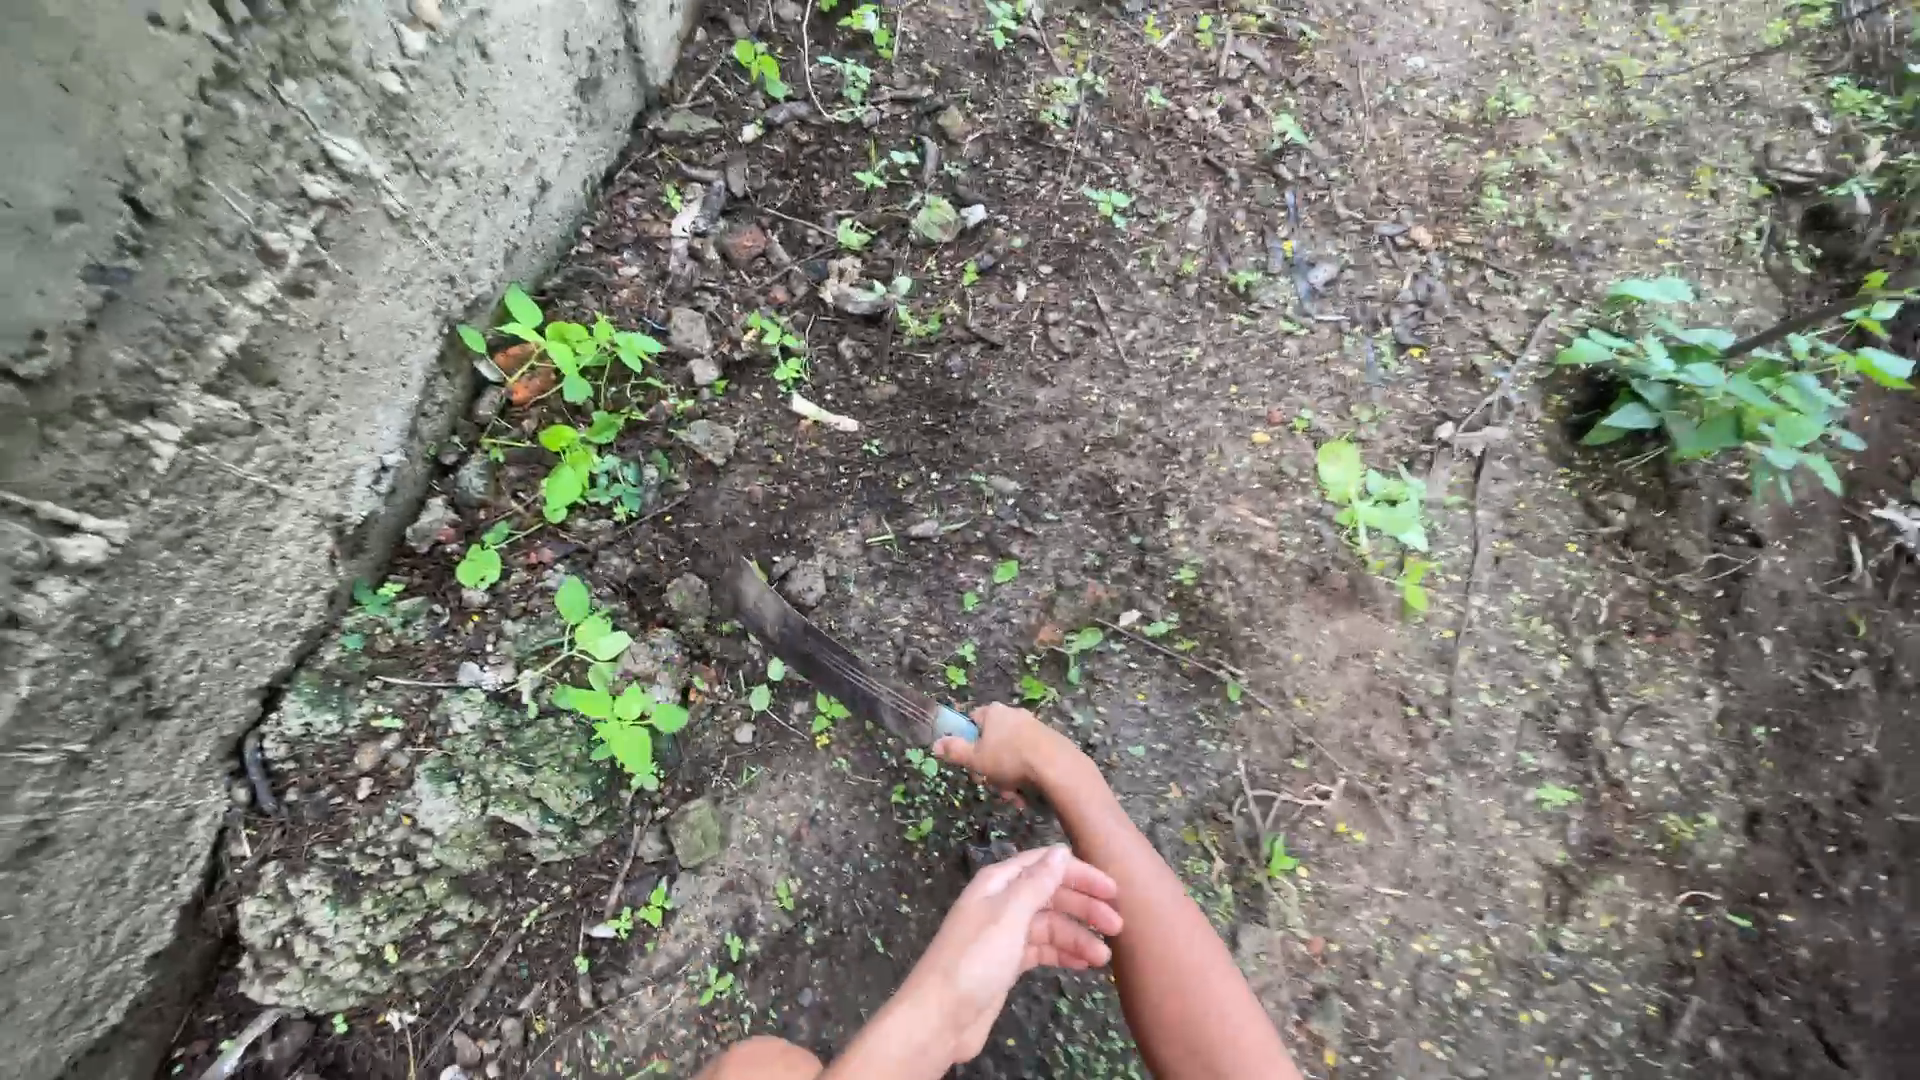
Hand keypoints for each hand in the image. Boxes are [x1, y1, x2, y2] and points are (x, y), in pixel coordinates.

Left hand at [899, 845, 1121, 1064]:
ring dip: (1077, 936)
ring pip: (1049, 926)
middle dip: (1083, 907)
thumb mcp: (1009, 915)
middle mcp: (1002, 902)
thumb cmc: (974, 958)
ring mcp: (1005, 933)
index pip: (1045, 865)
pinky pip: (1042, 949)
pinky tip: (1084, 965)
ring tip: (1104, 957)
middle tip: (1117, 925)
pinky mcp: (1007, 962)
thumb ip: (1037, 882)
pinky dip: (1063, 954)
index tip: (1111, 888)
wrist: (940, 1016)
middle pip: (1050, 895)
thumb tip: (1061, 850)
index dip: (1078, 873)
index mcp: (999, 882)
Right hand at [933, 703, 1075, 795]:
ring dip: (1008, 777)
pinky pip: (1030, 759)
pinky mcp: (1050, 741)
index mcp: (994, 712)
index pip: (973, 720)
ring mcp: (1034, 727)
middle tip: (991, 784)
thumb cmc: (1008, 759)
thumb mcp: (975, 759)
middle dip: (990, 767)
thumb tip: (935, 744)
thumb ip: (954, 750)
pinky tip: (1026, 794)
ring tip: (1012, 795)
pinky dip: (1025, 776)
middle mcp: (1014, 714)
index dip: (968, 741)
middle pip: (993, 741)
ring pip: (1011, 754)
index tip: (970, 761)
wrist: (1055, 766)